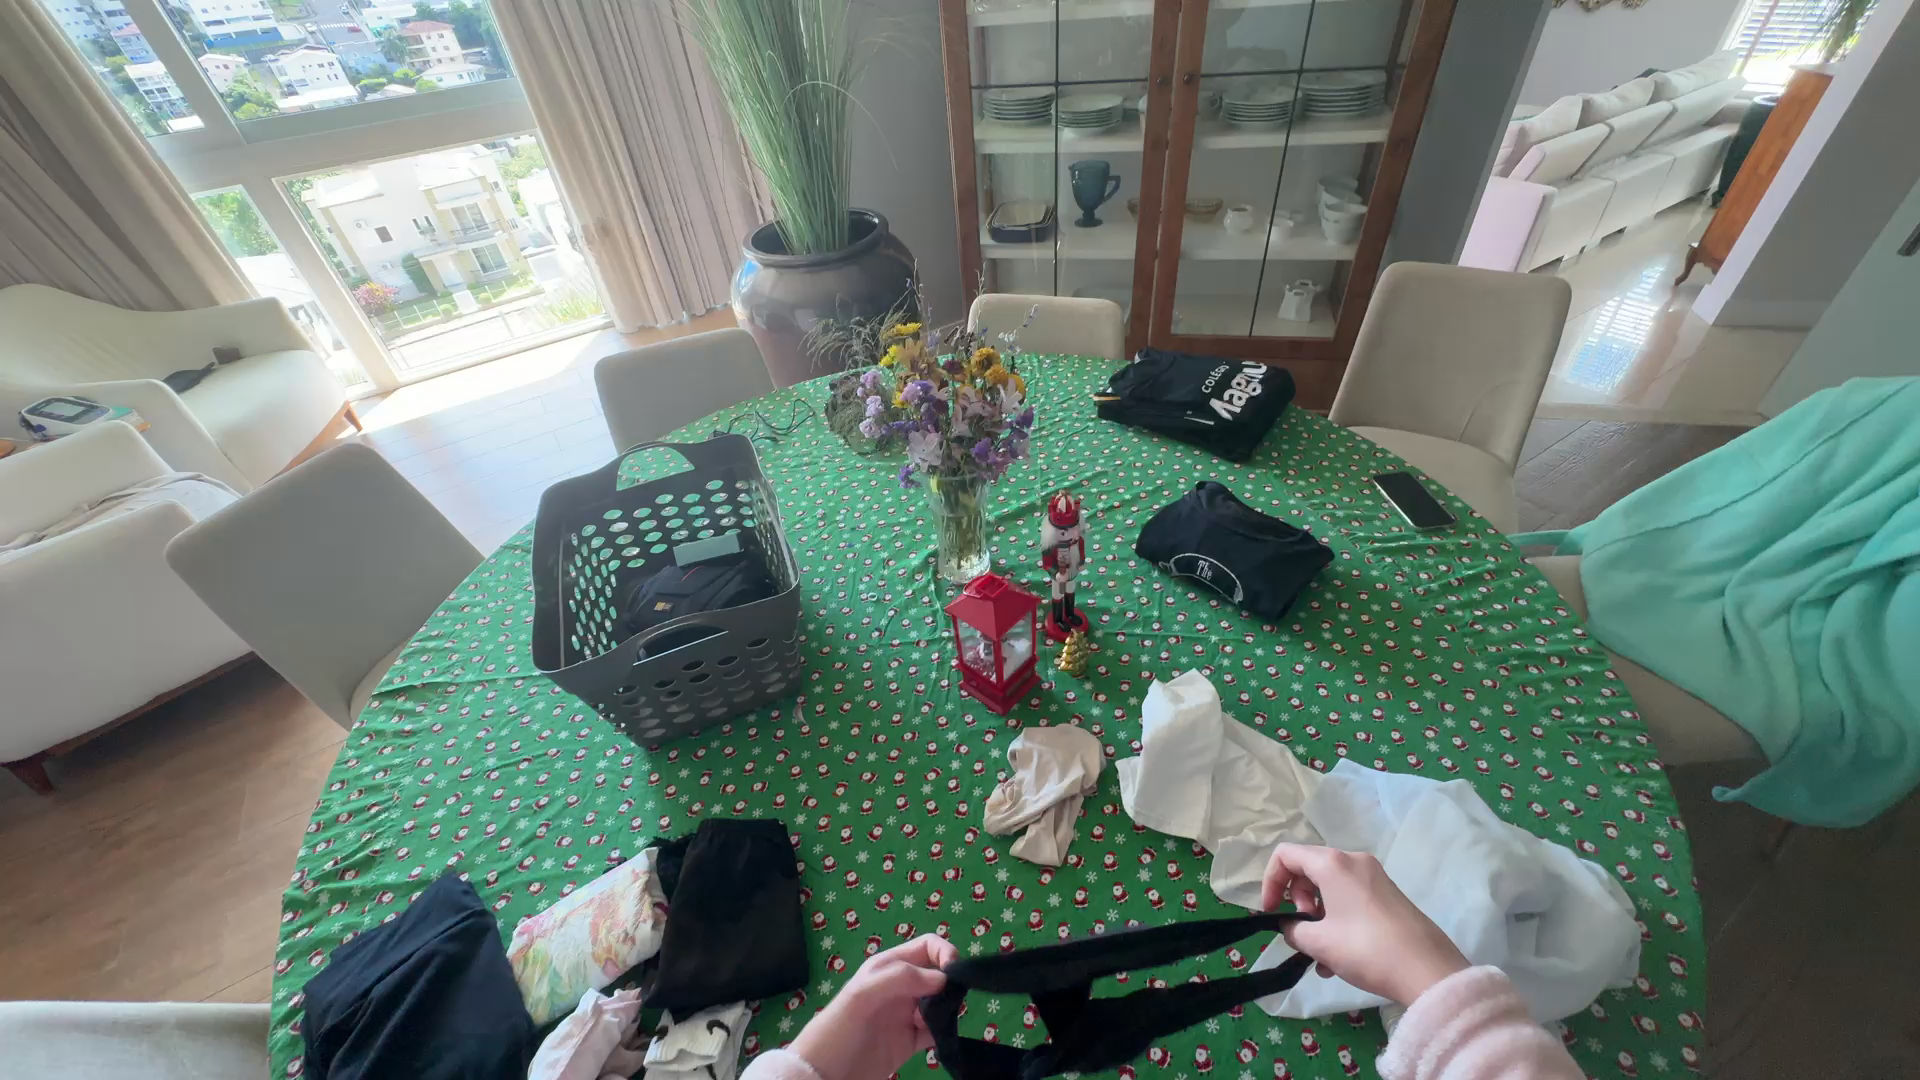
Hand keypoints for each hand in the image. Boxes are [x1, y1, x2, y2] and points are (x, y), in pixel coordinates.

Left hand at [790, 934, 957, 1079]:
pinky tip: (941, 1037)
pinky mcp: (910, 1042)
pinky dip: (944, 1031)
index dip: (945, 953)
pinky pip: (936, 1030)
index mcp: (889, 966)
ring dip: (947, 1008)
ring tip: (936, 1022)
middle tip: (949, 1002)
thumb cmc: (839, 1028)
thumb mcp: (863, 994)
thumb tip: (943, 978)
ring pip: (939, 1001)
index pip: (927, 946)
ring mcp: (906, 1014)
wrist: (824, 1075)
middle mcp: (901, 986)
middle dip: (949, 982)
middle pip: (937, 973)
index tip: (955, 973)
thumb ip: (901, 978)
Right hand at [1261, 843, 1468, 1006]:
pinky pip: (1351, 897)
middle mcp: (1353, 861)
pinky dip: (1338, 917)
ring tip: (1321, 953)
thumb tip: (1292, 927)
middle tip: (1303, 930)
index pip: (1285, 855)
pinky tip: (1340, 955)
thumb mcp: (1320, 943)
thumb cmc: (1367, 950)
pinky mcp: (1390, 895)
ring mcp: (1375, 877)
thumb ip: (1294, 930)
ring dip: (1317, 914)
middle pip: (1308, 869)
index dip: (1270, 882)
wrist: (1433, 974)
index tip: (1271, 912)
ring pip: (1330, 886)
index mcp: (1332, 863)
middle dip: (1297, 899)